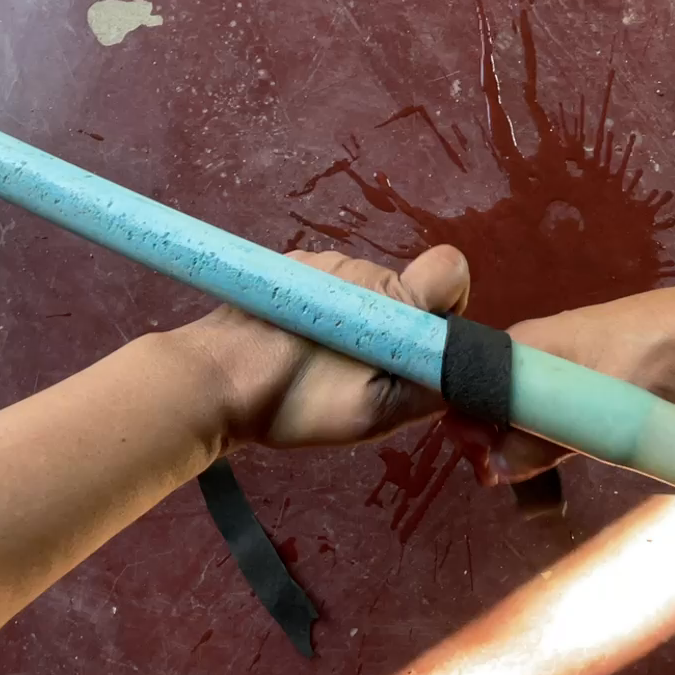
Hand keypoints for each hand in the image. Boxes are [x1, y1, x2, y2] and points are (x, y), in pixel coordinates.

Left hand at [170, 245, 471, 448]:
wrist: (212, 380)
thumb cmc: (295, 401)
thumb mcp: (372, 414)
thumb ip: (428, 391)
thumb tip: (462, 375)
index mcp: (390, 296)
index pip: (451, 268)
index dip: (450, 305)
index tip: (423, 344)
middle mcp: (359, 265)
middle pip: (402, 287)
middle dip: (396, 326)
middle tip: (362, 372)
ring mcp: (317, 260)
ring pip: (363, 288)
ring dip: (358, 320)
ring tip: (319, 361)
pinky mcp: (286, 266)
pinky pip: (327, 284)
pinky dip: (325, 310)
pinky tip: (296, 342)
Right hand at [475, 287, 674, 484]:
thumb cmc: (651, 359)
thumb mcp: (591, 406)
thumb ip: (541, 439)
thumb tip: (494, 468)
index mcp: (526, 341)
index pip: (473, 380)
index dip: (467, 420)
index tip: (479, 461)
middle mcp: (542, 349)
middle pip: (499, 396)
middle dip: (493, 436)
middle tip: (500, 477)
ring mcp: (575, 364)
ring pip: (531, 407)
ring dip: (524, 441)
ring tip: (527, 477)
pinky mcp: (605, 379)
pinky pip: (563, 411)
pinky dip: (555, 436)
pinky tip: (562, 458)